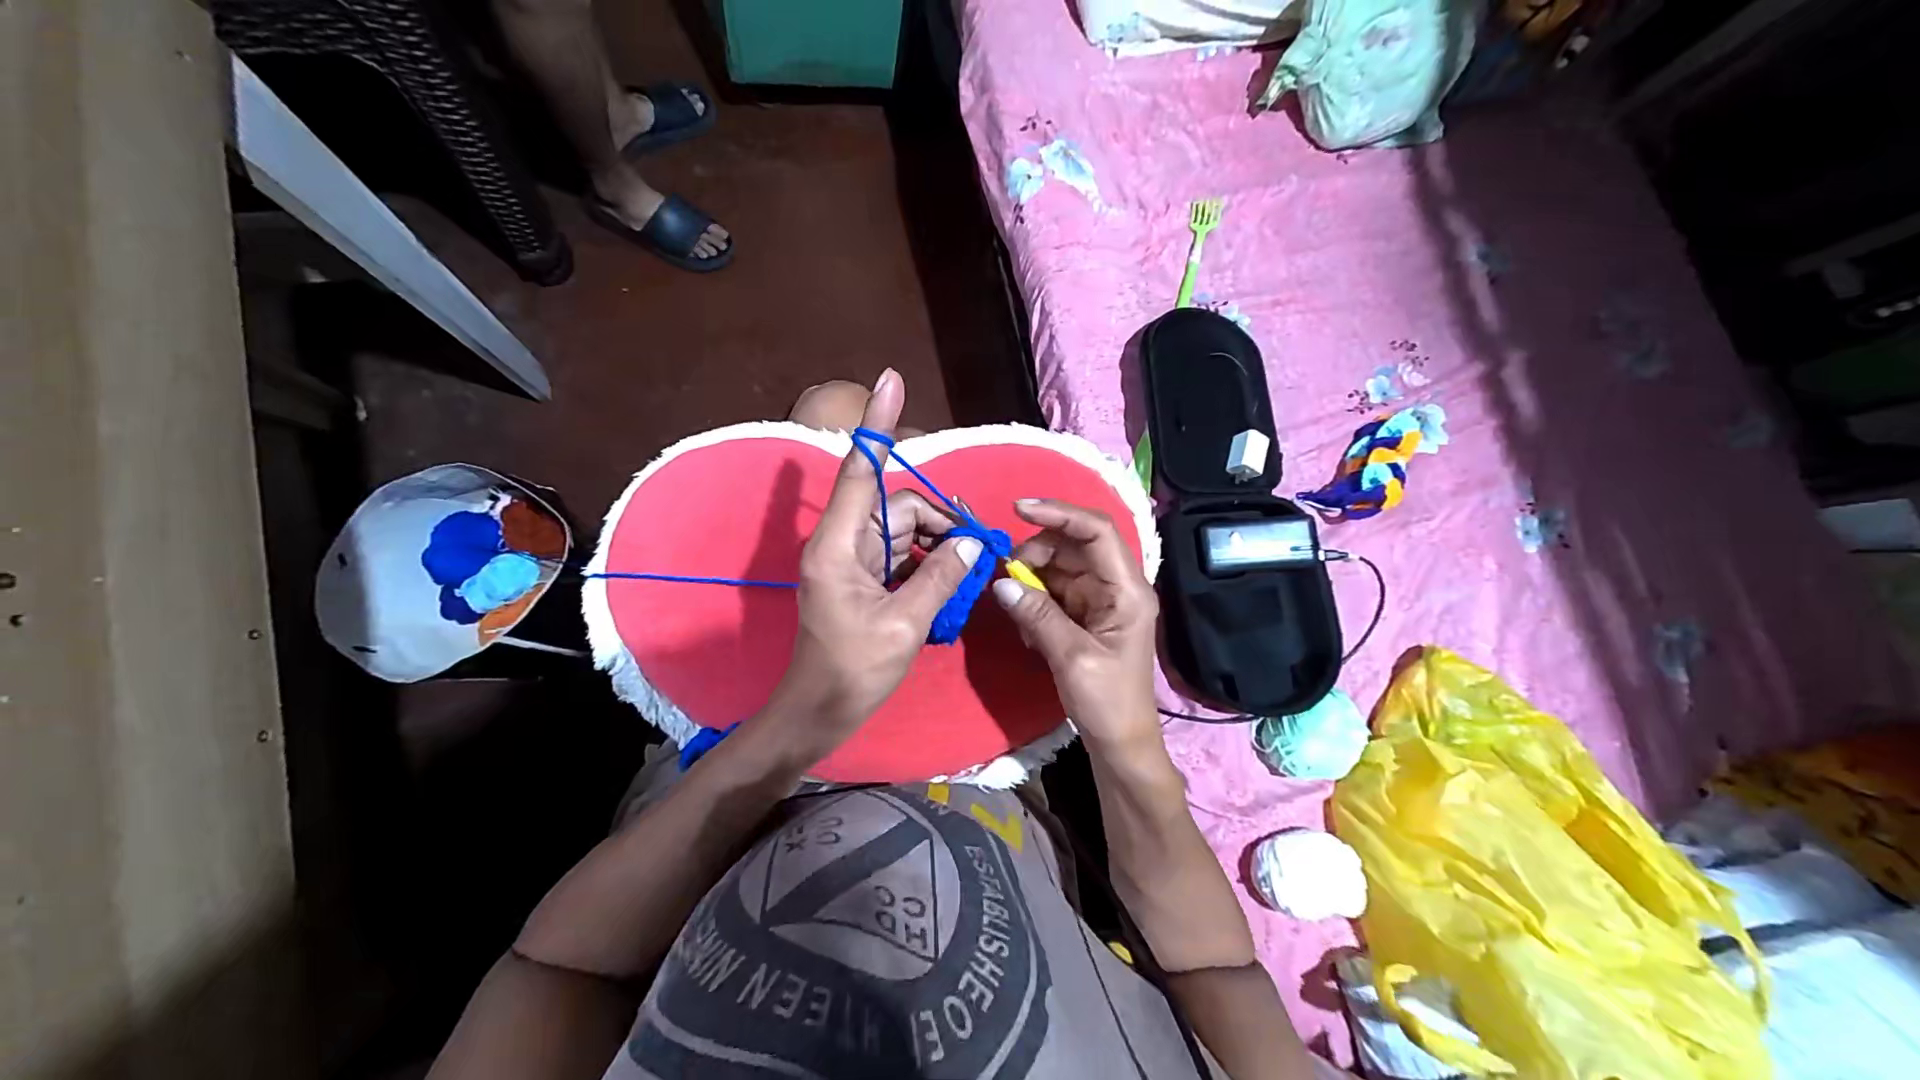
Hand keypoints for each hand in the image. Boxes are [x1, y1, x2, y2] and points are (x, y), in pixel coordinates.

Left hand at [765, 370, 981, 759]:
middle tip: (977, 550)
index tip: (890, 379)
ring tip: (967, 572)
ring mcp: (851, 561)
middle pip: (897, 506)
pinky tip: (949, 584)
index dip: (877, 423)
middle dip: (939, 520)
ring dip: (937, 545)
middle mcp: (842, 543)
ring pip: (903, 531)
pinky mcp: (861, 579)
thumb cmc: (853, 671)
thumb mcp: (905, 624)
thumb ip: (940, 575)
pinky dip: (926, 563)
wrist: (818, 712)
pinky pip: (900, 555)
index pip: (861, 470)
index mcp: (839, 545)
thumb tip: (971, 543)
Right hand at [990, 499, 1160, 751]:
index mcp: (1127, 590)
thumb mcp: (1072, 658)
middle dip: (1036, 549)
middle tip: (1006, 571)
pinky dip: (1033, 597)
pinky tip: (1024, 622)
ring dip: (1030, 575)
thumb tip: (1001, 583)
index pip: (1097, 532)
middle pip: (1074, 544)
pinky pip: (1053, 590)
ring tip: (1013, 603)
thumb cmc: (1108, 702)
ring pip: (1059, 565)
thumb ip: (1037, 616)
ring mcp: (1098, 599)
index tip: (1020, 509)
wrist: (1120, 743)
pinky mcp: (1083, 614)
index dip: (1060, 513)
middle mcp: (1115, 586)